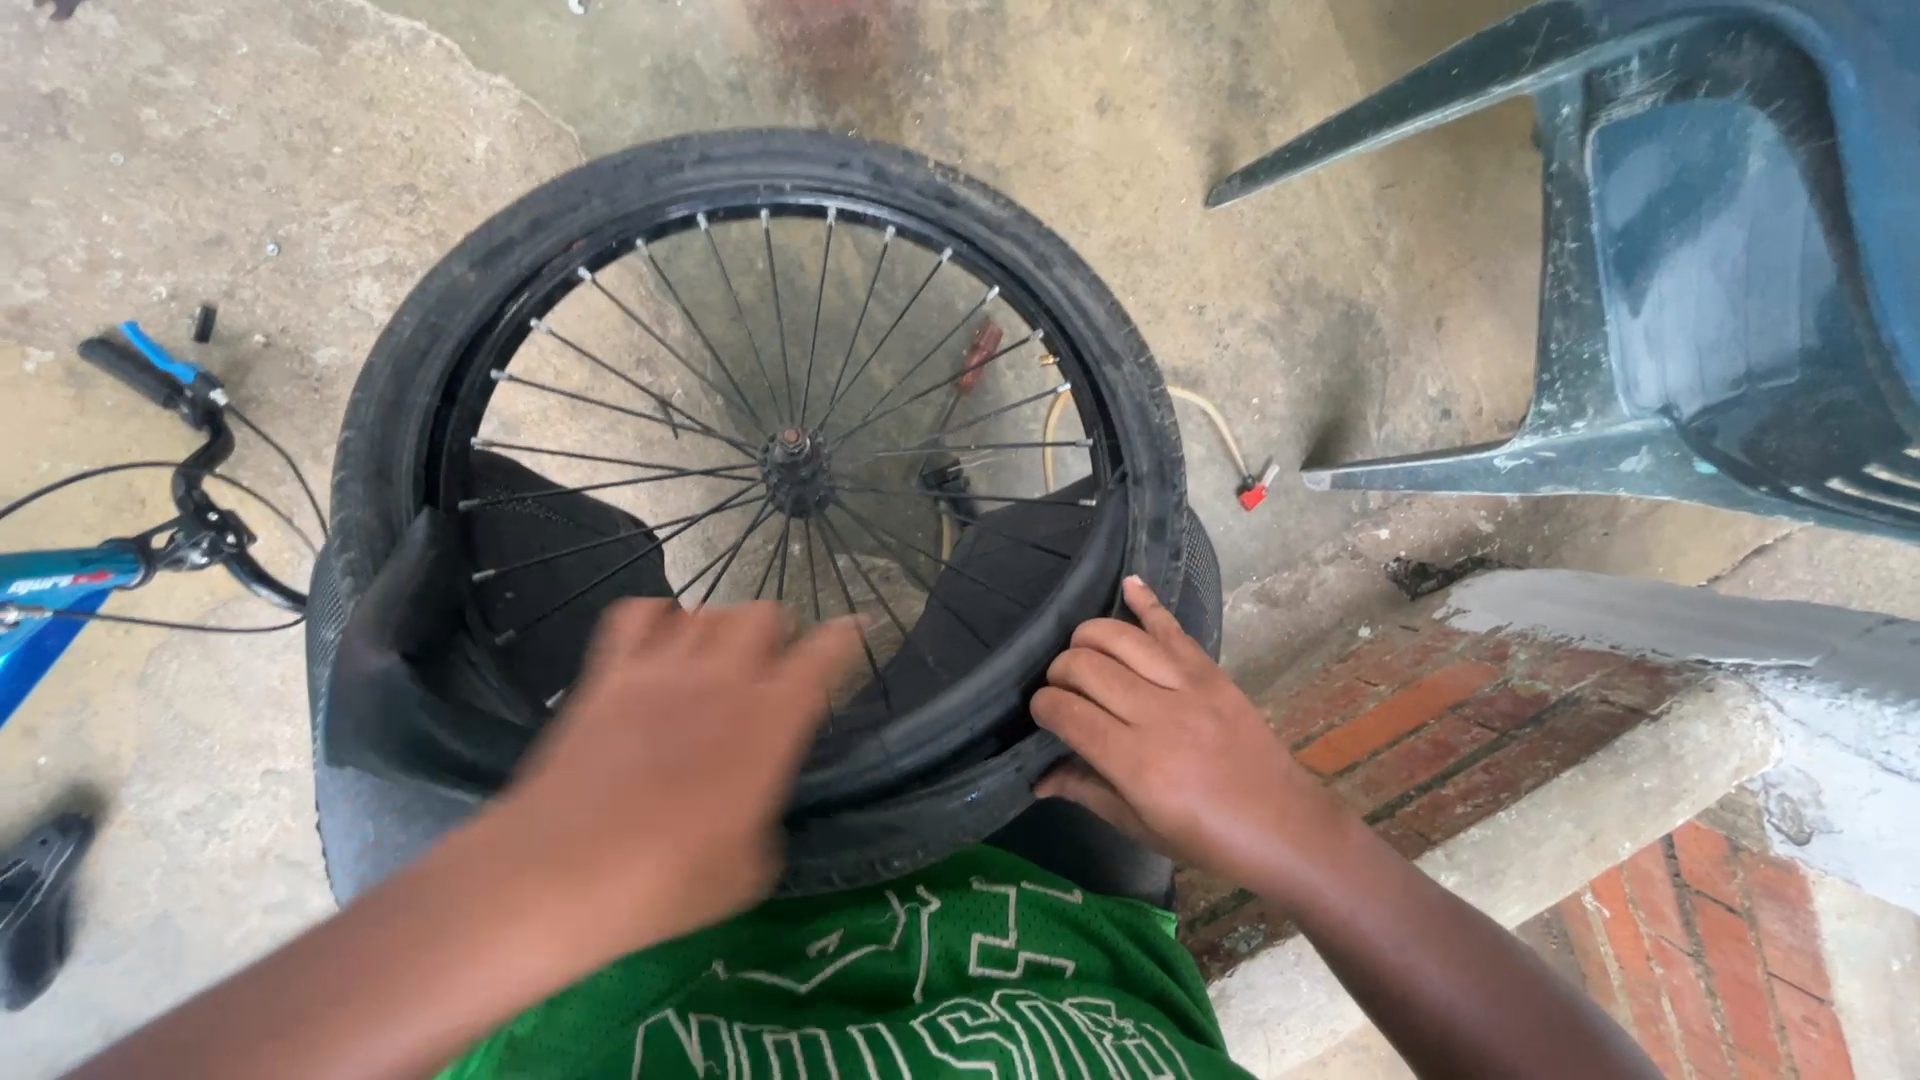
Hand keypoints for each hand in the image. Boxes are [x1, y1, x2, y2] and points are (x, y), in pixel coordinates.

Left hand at [481, 599, 860, 953]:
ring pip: (708, 607)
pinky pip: (636, 613)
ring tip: (716, 658)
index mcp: (772, 720)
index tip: (855, 632)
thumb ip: (766, 816)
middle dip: (778, 632)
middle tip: (772, 667)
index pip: (825, 653)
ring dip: (723, 628)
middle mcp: (723, 679)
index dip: (846, 636)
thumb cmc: (667, 881)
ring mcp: (662, 670)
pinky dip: (657, 618)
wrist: (557, 875)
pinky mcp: (609, 675)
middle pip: (765, 612)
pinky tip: (660, 644)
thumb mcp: (750, 868)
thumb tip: (756, 804)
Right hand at [1031, 576, 1354, 891]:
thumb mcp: (1138, 826)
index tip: (1041, 714)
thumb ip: (1085, 790)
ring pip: (1118, 637)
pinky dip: (1146, 601)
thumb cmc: (1207, 838)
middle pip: (1084, 666)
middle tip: (1063, 691)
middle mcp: (1157, 715)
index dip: (1041, 707)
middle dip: (1058, 673)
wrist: (1284, 825)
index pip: (1066, 712)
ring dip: (1087, 639)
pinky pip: (1170, 626)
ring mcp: (1187, 686)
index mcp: (1136, 762)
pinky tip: (1127, 583)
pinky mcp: (1210, 671)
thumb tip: (1037, 777)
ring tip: (1082, 656)